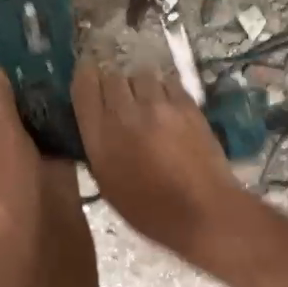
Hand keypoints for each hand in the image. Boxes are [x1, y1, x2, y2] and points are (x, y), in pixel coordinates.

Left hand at [0, 49, 43, 257]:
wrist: (40, 245)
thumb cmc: (12, 189)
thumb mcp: (2, 136)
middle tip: (14, 44)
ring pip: (3, 117)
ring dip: (17, 92)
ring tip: (35, 60)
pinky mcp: (23, 167)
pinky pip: (25, 132)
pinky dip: (36, 112)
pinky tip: (53, 90)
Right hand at [72, 63, 243, 254]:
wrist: (203, 212)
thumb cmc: (150, 210)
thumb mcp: (107, 184)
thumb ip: (97, 146)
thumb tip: (97, 122)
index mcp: (101, 135)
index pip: (84, 86)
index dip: (84, 76)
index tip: (88, 78)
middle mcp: (125, 112)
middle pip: (112, 76)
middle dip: (113, 85)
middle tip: (120, 101)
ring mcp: (158, 105)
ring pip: (140, 75)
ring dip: (139, 86)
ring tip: (146, 102)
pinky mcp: (186, 104)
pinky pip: (167, 81)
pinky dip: (163, 89)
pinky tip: (167, 105)